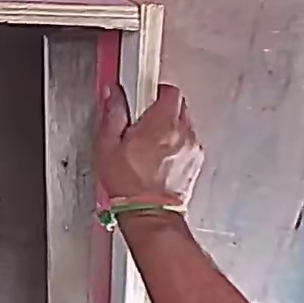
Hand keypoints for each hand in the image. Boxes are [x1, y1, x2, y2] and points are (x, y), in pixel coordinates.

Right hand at [95, 83, 203, 206]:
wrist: (149, 212)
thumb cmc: (128, 182)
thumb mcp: (107, 144)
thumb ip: (113, 113)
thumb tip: (114, 93)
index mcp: (162, 124)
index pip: (169, 91)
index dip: (155, 90)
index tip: (143, 97)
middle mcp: (183, 132)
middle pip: (178, 106)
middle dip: (161, 109)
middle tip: (142, 122)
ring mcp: (192, 147)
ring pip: (184, 124)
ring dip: (168, 127)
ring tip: (148, 144)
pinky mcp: (196, 160)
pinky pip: (187, 141)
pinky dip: (175, 144)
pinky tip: (158, 157)